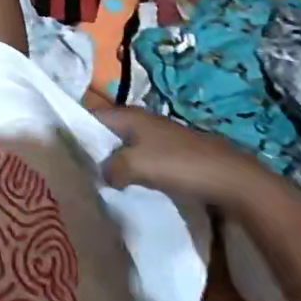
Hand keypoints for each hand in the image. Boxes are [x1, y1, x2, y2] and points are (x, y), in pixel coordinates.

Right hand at [94, 106, 276, 205]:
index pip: (91, 115)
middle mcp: (142, 120)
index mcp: (129, 115)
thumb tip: (103, 173)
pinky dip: (134, 169)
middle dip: (96, 147)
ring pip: (126, 146)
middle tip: (82, 169)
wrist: (234, 180)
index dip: (76, 130)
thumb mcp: (134, 165)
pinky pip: (143, 158)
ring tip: (104, 180)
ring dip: (116, 161)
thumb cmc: (179, 165)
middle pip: (108, 131)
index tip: (66, 151)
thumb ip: (110, 167)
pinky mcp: (175, 154)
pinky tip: (132, 185)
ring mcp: (161, 136)